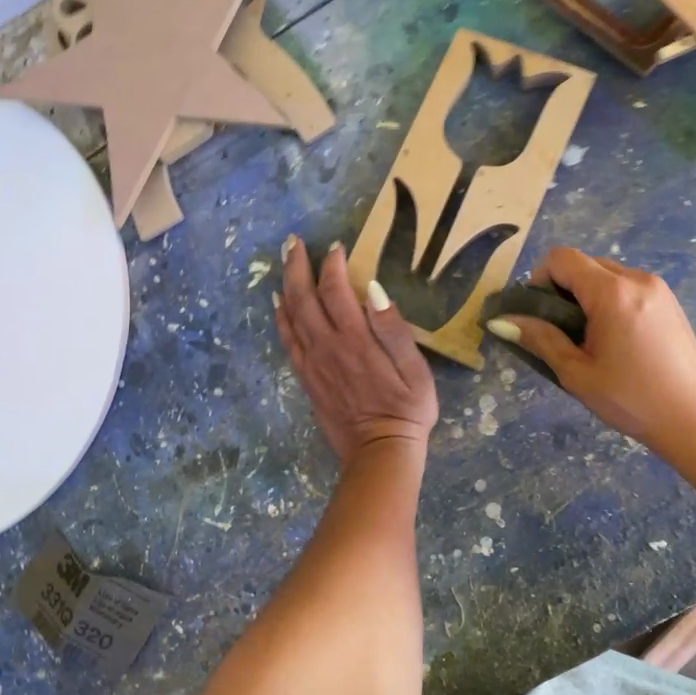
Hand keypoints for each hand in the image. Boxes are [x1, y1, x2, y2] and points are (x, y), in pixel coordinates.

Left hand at [273, 236, 437, 463]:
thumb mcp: (415, 370)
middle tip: (294, 242)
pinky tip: (279, 304)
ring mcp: (312, 363)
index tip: (337, 246)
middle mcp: (327, 346)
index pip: (336, 291)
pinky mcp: (306, 378)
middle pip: (304, 297)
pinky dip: (281, 317)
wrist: (379, 452)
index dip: (334, 265)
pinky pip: (287, 340)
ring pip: (291, 315)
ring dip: (286, 285)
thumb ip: (394, 329)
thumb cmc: (407, 410)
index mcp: (356, 340)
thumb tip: (373, 289)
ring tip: (285, 261)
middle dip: (298, 265)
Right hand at [486, 246, 695, 457]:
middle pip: (584, 263)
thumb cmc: (630, 399)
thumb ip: (539, 340)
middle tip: (560, 330)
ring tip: (588, 338)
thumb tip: (502, 321)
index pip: (562, 259)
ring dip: (587, 295)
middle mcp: (637, 279)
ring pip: (607, 274)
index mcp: (612, 293)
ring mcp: (658, 288)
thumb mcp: (576, 373)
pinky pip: (628, 286)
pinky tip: (614, 339)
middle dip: (562, 288)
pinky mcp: (670, 302)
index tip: (538, 314)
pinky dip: (610, 301)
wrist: (695, 419)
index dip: (540, 279)